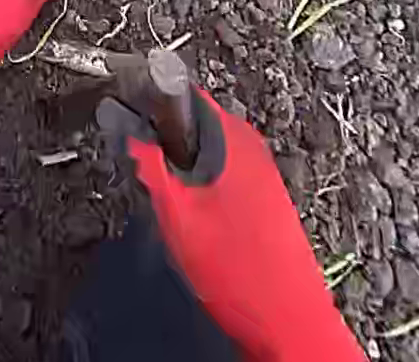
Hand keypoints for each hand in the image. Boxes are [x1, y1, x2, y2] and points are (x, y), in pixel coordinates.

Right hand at [115, 91, 366, 361]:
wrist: (290, 326)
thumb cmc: (241, 272)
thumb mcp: (177, 213)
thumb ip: (149, 165)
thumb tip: (127, 130)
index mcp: (231, 136)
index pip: (182, 94)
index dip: (152, 106)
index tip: (135, 127)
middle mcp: (249, 144)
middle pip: (193, 123)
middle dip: (169, 145)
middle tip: (157, 179)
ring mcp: (261, 169)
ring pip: (206, 150)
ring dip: (186, 169)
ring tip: (181, 207)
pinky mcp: (265, 192)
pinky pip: (222, 171)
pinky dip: (204, 186)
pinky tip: (203, 221)